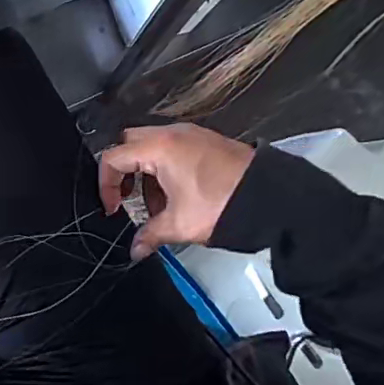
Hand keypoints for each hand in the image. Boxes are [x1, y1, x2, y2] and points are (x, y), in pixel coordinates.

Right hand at [97, 124, 254, 261]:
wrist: (278, 199)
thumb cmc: (224, 206)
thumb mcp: (180, 224)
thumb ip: (150, 235)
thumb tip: (135, 251)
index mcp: (159, 148)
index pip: (113, 159)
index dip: (105, 185)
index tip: (113, 208)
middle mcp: (171, 134)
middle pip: (128, 144)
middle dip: (123, 172)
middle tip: (127, 198)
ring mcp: (191, 134)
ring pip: (150, 145)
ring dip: (145, 172)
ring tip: (157, 204)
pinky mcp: (207, 141)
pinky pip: (172, 148)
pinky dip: (164, 167)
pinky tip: (176, 194)